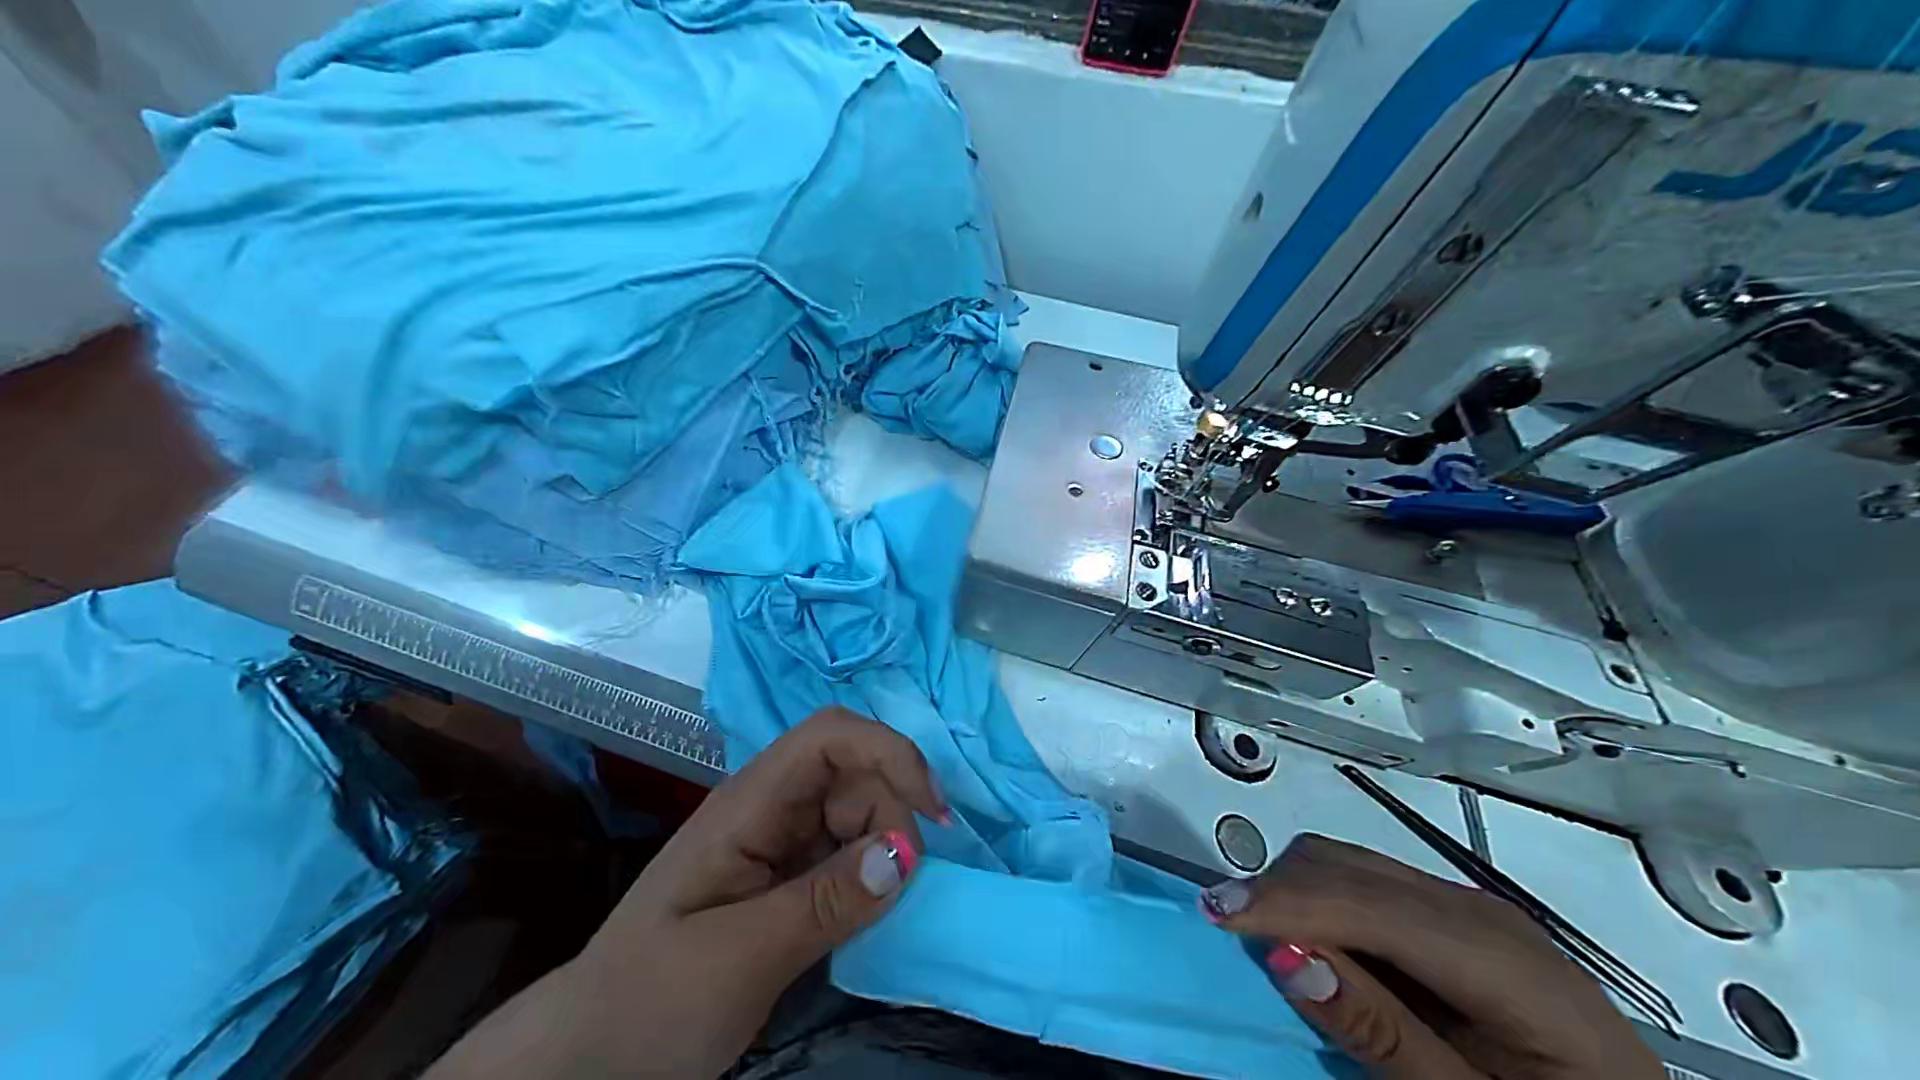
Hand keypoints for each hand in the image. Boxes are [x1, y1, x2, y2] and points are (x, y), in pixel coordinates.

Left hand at [426, 707, 945, 1079]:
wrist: (589, 1060)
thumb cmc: (648, 1002)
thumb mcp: (736, 959)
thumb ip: (823, 903)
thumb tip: (906, 852)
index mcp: (748, 804)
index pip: (828, 737)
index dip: (889, 753)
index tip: (931, 816)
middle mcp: (769, 810)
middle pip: (854, 774)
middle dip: (891, 817)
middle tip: (900, 892)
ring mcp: (780, 844)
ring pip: (859, 814)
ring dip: (886, 852)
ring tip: (877, 916)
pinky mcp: (789, 879)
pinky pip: (849, 856)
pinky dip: (873, 878)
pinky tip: (870, 917)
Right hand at [1201, 834, 1664, 1079]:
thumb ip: (1385, 1037)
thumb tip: (1288, 956)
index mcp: (1503, 961)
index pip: (1372, 905)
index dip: (1288, 901)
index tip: (1215, 913)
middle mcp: (1478, 911)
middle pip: (1348, 865)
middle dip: (1278, 889)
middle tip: (1226, 930)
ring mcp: (1465, 905)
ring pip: (1346, 861)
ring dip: (1292, 890)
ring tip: (1259, 934)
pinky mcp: (1448, 913)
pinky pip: (1361, 882)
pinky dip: (1318, 899)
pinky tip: (1308, 936)